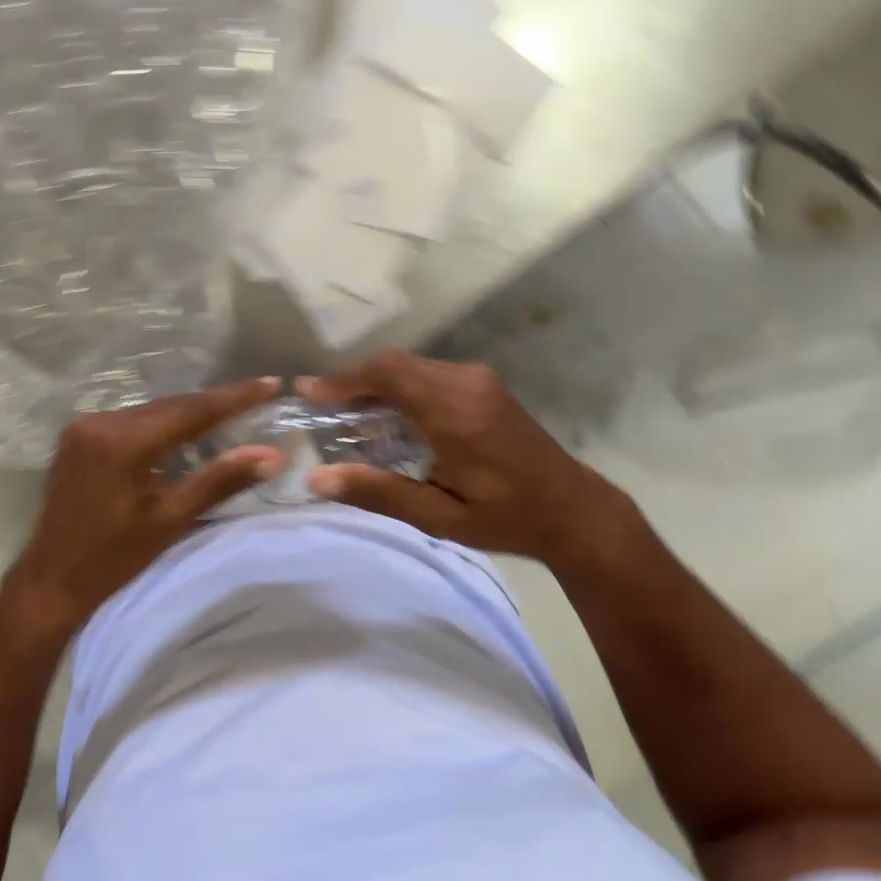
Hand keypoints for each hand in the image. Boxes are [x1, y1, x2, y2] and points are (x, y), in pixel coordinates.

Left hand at [4, 378, 285, 629]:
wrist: (52, 578)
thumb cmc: (114, 558)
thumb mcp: (171, 520)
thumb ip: (220, 481)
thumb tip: (271, 455)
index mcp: (124, 441)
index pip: (191, 410)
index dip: (235, 397)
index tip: (272, 383)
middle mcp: (101, 422)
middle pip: (170, 406)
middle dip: (214, 404)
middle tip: (258, 398)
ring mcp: (84, 426)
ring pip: (150, 412)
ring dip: (187, 415)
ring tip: (229, 415)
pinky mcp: (76, 436)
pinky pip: (129, 421)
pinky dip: (159, 426)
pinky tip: (182, 434)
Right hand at [299, 350, 638, 568]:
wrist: (573, 511)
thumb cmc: (504, 517)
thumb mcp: (437, 516)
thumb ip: (377, 492)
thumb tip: (316, 478)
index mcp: (454, 411)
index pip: (387, 372)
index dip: (342, 379)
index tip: (306, 392)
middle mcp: (466, 383)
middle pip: (394, 364)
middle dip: (352, 382)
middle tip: (319, 409)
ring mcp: (479, 381)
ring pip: (411, 367)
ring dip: (375, 386)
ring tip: (345, 417)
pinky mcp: (484, 387)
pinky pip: (429, 375)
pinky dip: (398, 390)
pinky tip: (387, 420)